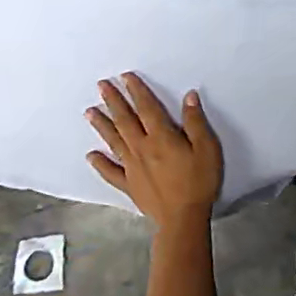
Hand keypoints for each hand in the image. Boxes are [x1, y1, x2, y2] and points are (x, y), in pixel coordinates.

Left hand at [86, 73, 222, 227]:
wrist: (183, 219)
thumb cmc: (199, 181)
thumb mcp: (206, 147)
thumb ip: (195, 121)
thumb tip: (188, 96)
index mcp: (161, 137)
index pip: (146, 107)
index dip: (136, 90)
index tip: (125, 76)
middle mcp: (142, 148)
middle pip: (125, 120)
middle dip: (114, 101)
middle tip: (101, 85)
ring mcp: (132, 167)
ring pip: (114, 141)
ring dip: (102, 125)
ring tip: (89, 111)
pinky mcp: (129, 185)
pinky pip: (111, 172)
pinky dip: (100, 163)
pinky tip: (90, 155)